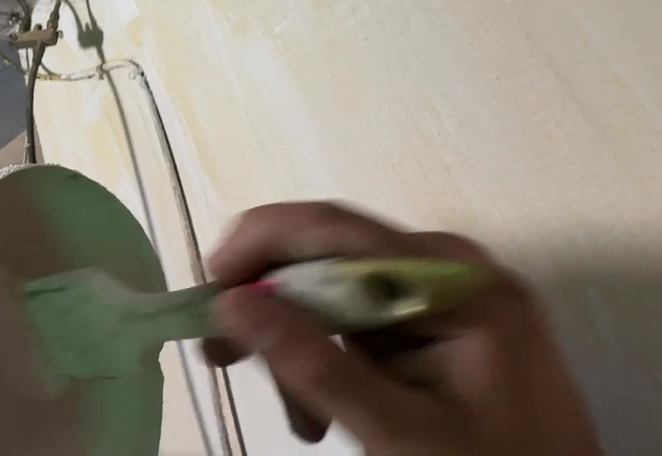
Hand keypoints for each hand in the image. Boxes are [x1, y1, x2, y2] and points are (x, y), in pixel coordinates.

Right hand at [204, 202, 601, 455]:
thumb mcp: (402, 433)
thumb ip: (315, 365)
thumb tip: (227, 303)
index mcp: (451, 279)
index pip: (329, 226)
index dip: (256, 244)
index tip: (210, 287)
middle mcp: (441, 267)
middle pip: (319, 257)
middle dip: (267, 306)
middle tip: (222, 353)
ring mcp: (434, 293)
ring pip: (322, 289)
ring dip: (290, 343)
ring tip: (291, 415)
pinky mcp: (426, 322)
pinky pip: (345, 317)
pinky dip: (318, 356)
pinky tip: (317, 411)